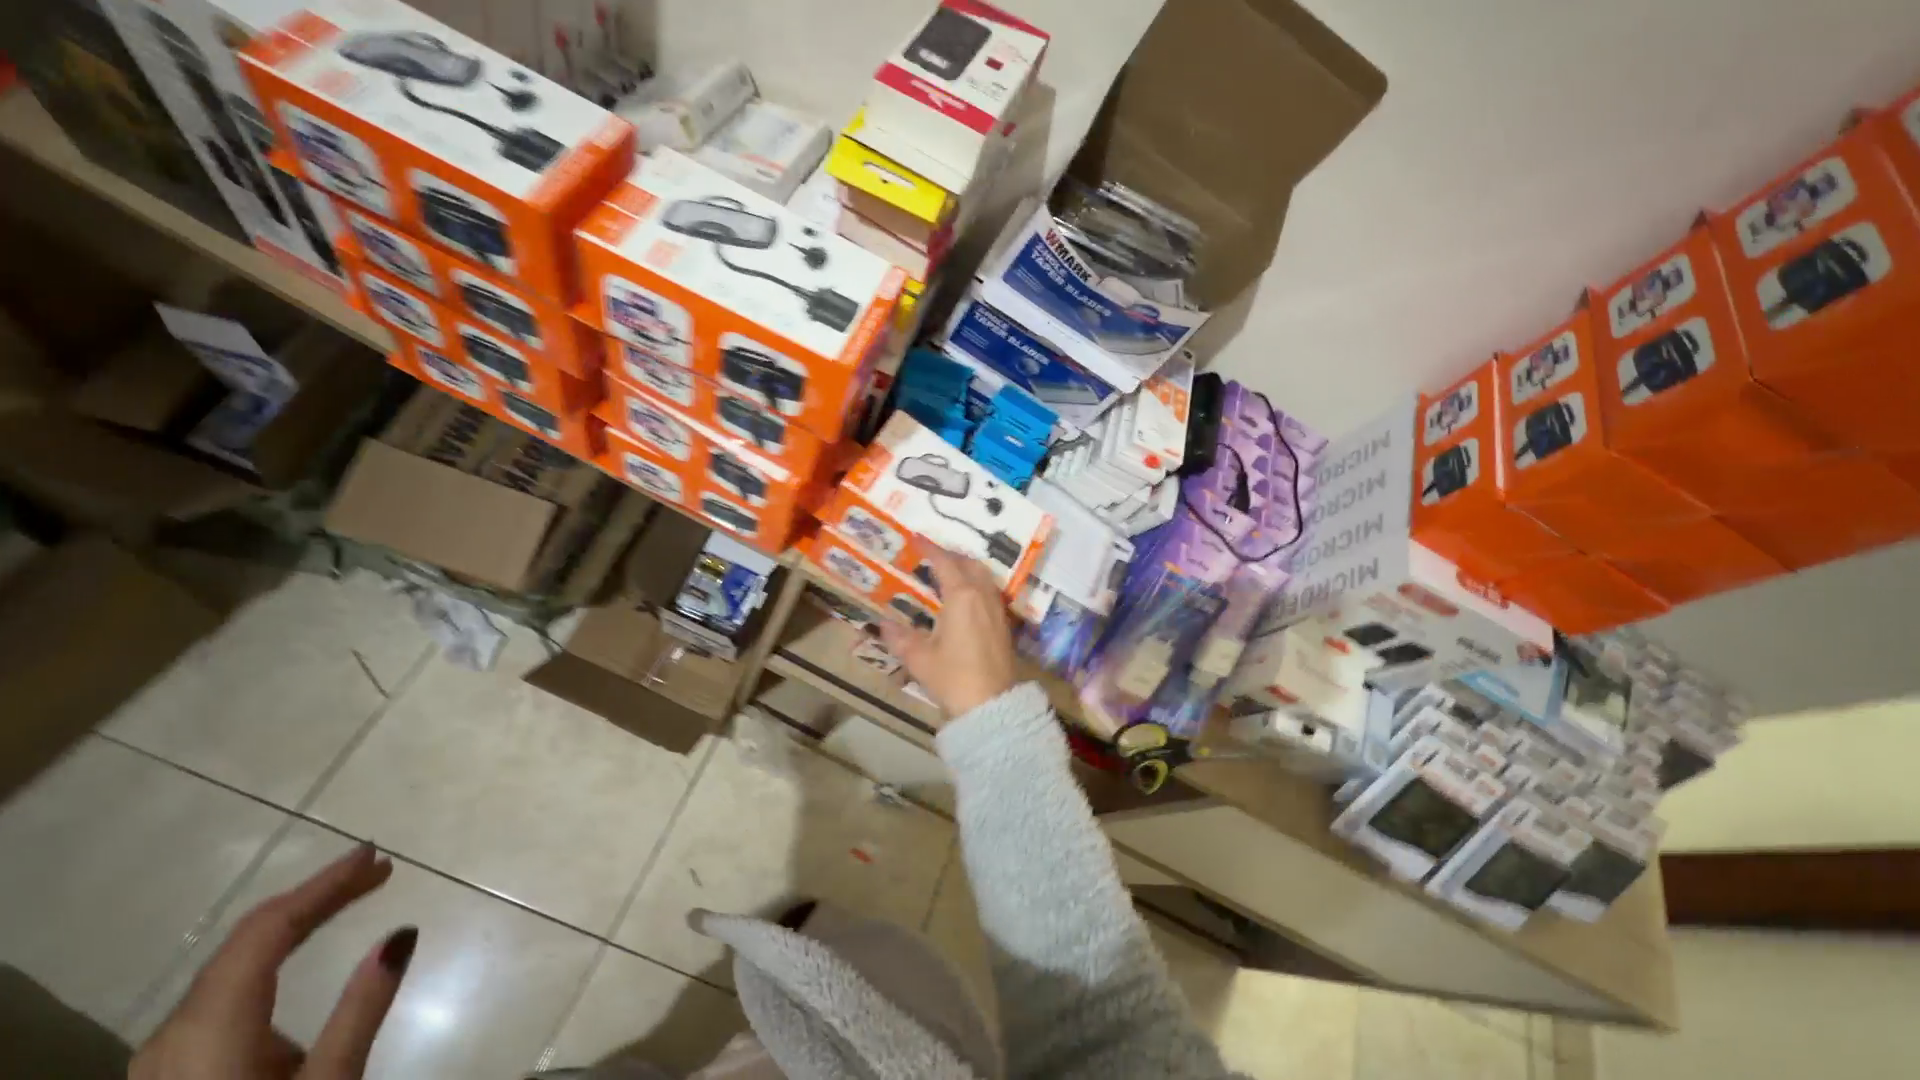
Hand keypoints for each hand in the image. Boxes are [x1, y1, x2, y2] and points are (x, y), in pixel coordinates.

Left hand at [132, 843, 415, 1079]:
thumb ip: (363, 1007)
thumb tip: (403, 934)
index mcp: (212, 1025)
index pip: (270, 927)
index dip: (324, 884)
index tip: (375, 855)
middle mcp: (175, 1029)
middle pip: (249, 939)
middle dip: (317, 897)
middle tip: (377, 869)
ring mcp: (164, 1053)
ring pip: (234, 965)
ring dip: (296, 926)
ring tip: (352, 897)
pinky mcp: (170, 1070)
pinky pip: (223, 993)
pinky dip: (270, 961)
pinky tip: (300, 960)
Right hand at [879, 547, 1018, 719]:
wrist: (992, 705)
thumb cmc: (953, 677)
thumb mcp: (919, 658)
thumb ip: (900, 637)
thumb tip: (882, 624)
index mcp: (961, 596)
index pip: (945, 562)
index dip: (930, 549)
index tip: (917, 539)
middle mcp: (982, 596)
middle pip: (969, 564)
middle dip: (951, 556)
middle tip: (932, 555)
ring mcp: (996, 610)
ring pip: (983, 577)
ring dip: (966, 569)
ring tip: (947, 574)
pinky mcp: (1003, 626)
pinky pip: (989, 593)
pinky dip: (976, 585)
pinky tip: (964, 600)